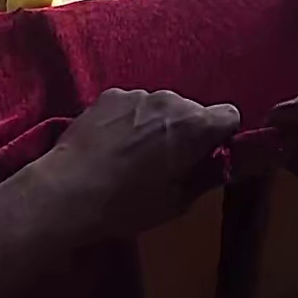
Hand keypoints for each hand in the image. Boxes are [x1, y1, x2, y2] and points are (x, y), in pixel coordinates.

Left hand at [38, 89, 240, 239]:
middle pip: (193, 111)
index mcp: (195, 125)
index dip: (221, 136)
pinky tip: (112, 143)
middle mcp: (171, 100)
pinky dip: (130, 119)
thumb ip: (206, 176)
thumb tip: (222, 162)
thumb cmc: (127, 204)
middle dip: (186, 131)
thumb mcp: (177, 202)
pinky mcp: (111, 95)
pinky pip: (133, 104)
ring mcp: (139, 94)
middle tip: (166, 160)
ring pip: (161, 107)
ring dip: (157, 124)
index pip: (229, 115)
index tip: (207, 155)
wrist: (67, 192)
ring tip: (133, 153)